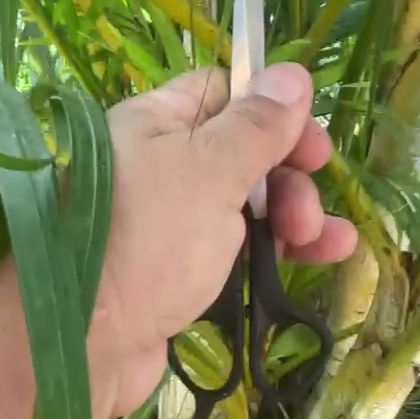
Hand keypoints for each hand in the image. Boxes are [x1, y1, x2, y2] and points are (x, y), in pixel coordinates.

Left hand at [87, 63, 357, 418]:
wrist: (89, 344)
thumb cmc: (150, 241)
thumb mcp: (209, 171)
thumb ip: (255, 126)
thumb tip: (291, 73)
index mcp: (154, 125)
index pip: (223, 96)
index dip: (274, 114)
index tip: (314, 148)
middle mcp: (158, 169)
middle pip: (241, 154)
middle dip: (288, 177)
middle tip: (306, 213)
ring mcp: (167, 225)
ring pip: (244, 207)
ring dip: (295, 216)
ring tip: (330, 244)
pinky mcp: (176, 274)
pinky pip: (235, 251)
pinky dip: (276, 251)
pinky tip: (320, 257)